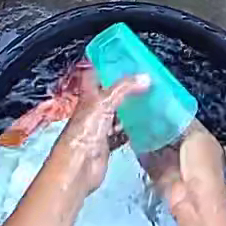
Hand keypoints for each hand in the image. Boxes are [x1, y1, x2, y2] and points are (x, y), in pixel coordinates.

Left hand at [48, 64, 148, 196]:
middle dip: (123, 87)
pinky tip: (143, 126)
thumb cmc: (83, 133)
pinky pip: (121, 133)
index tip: (120, 58)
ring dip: (129, 108)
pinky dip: (131, 130)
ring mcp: (98, 127)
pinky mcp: (105, 144)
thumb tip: (145, 77)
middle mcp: (92, 110)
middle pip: (108, 94)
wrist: (78, 167)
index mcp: (88, 96)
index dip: (103, 65)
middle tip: (142, 79)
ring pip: (116, 113)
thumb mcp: (104, 102)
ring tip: (147, 99)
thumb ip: (124, 88)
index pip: (94, 74)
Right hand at [141, 120, 225, 216]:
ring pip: (161, 150)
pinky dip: (144, 155)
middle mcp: (192, 154)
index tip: (155, 105)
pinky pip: (153, 164)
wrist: (194, 202)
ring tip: (134, 125)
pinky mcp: (165, 180)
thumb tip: (170, 111)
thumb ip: (182, 123)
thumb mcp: (197, 136)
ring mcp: (178, 168)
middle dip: (159, 128)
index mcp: (204, 142)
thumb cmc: (201, 165)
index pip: (185, 124)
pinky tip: (134, 144)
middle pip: (171, 137)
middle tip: (142, 114)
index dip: (172, 115)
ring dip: (149, 141)